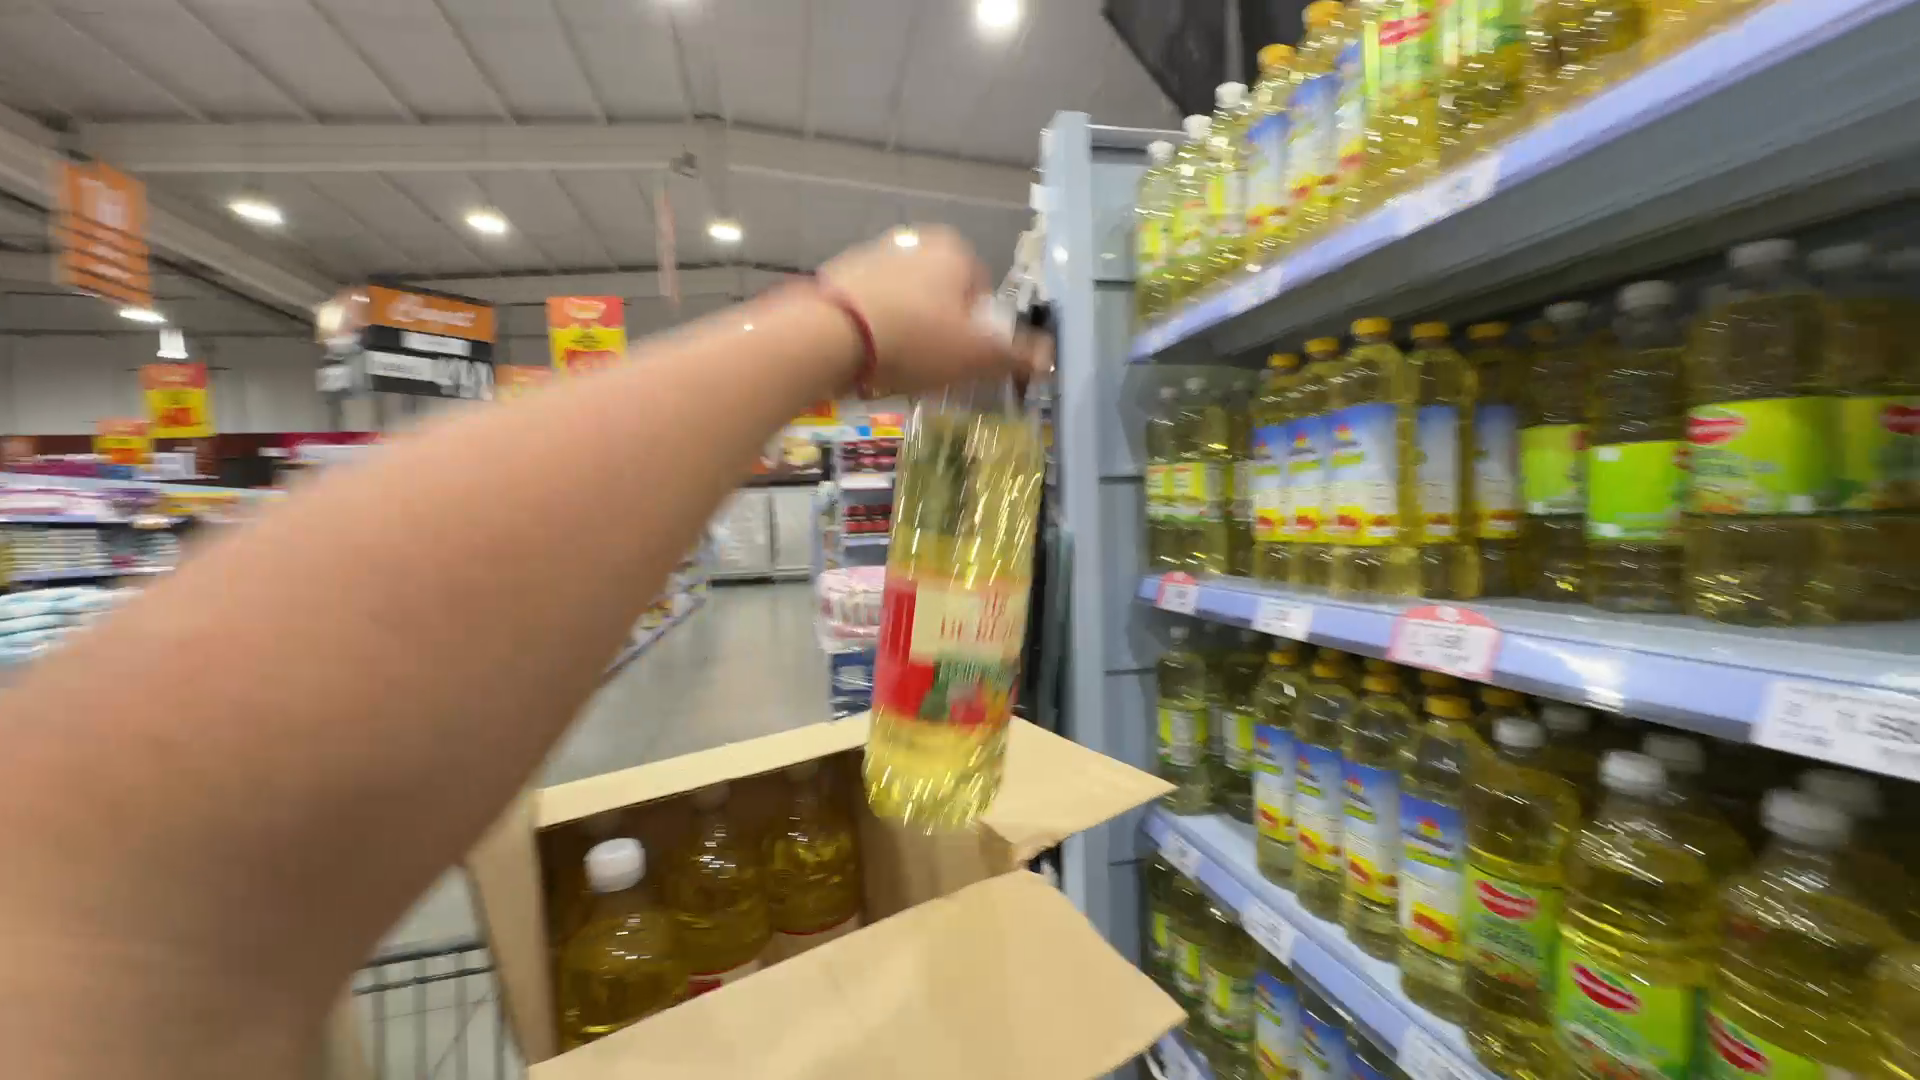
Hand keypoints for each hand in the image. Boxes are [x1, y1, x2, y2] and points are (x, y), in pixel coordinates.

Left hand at [817, 225, 1049, 395]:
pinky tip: (869, 362)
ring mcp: (872, 256)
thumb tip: (1049, 359)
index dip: (980, 335)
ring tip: (899, 371)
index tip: (966, 365)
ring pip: (907, 306)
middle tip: (934, 372)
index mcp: (954, 249)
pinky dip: (876, 335)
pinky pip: (872, 313)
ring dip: (909, 336)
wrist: (830, 336)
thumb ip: (1017, 355)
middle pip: (944, 300)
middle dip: (943, 335)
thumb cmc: (916, 339)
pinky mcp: (838, 279)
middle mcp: (914, 242)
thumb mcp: (978, 355)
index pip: (984, 296)